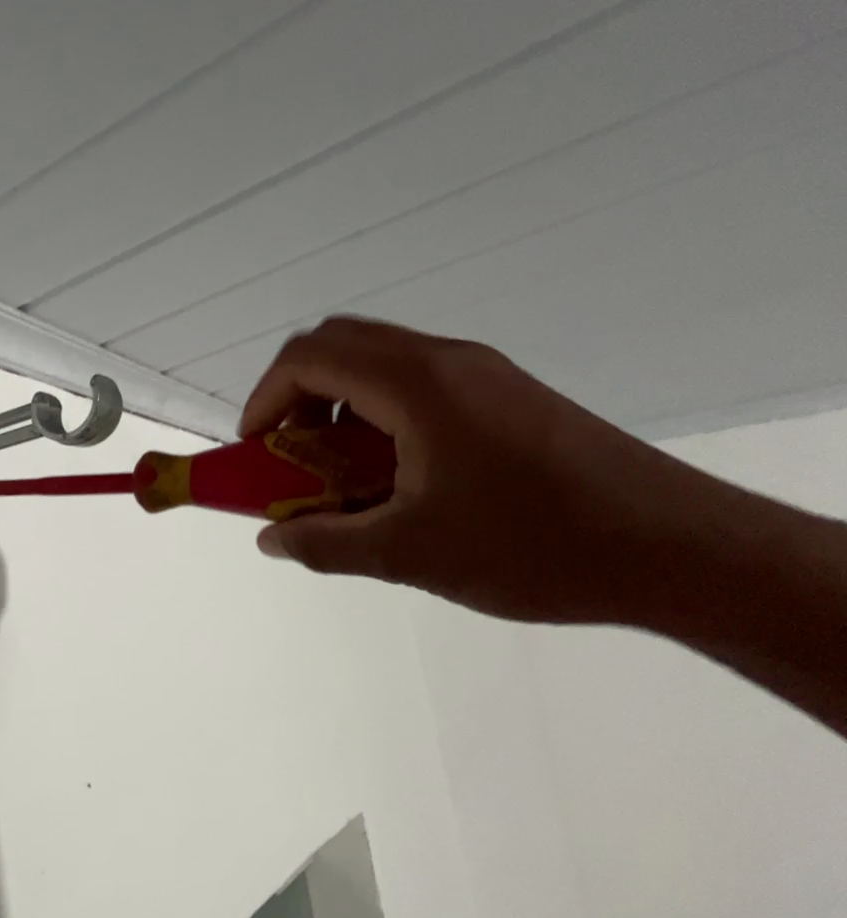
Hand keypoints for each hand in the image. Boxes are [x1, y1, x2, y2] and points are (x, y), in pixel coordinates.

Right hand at [238, 316, 733, 623]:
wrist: (679, 550)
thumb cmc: (532, 545)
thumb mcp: (408, 554)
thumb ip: (323, 543)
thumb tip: (271, 538)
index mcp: (418, 385)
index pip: (308, 357)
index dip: (262, 401)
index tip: (255, 456)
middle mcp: (449, 363)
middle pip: (340, 346)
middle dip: (294, 399)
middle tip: (290, 460)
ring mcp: (484, 378)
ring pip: (380, 367)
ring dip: (337, 412)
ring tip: (340, 479)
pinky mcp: (509, 402)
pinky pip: (418, 390)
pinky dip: (379, 422)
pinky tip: (396, 482)